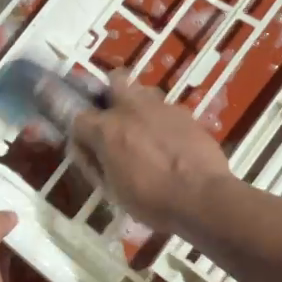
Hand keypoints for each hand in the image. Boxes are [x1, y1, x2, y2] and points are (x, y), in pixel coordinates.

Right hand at [69, 79, 234, 232]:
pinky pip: (168, 110)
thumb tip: (91, 153)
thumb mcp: (113, 190)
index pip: (79, 118)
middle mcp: (131, 109)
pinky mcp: (186, 114)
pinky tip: (171, 143)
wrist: (203, 198)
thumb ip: (98, 165)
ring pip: (144, 91)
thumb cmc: (152, 200)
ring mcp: (161, 108)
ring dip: (139, 106)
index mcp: (106, 129)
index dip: (82, 134)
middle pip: (114, 80)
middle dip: (111, 94)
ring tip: (145, 130)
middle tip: (115, 119)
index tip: (89, 149)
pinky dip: (164, 122)